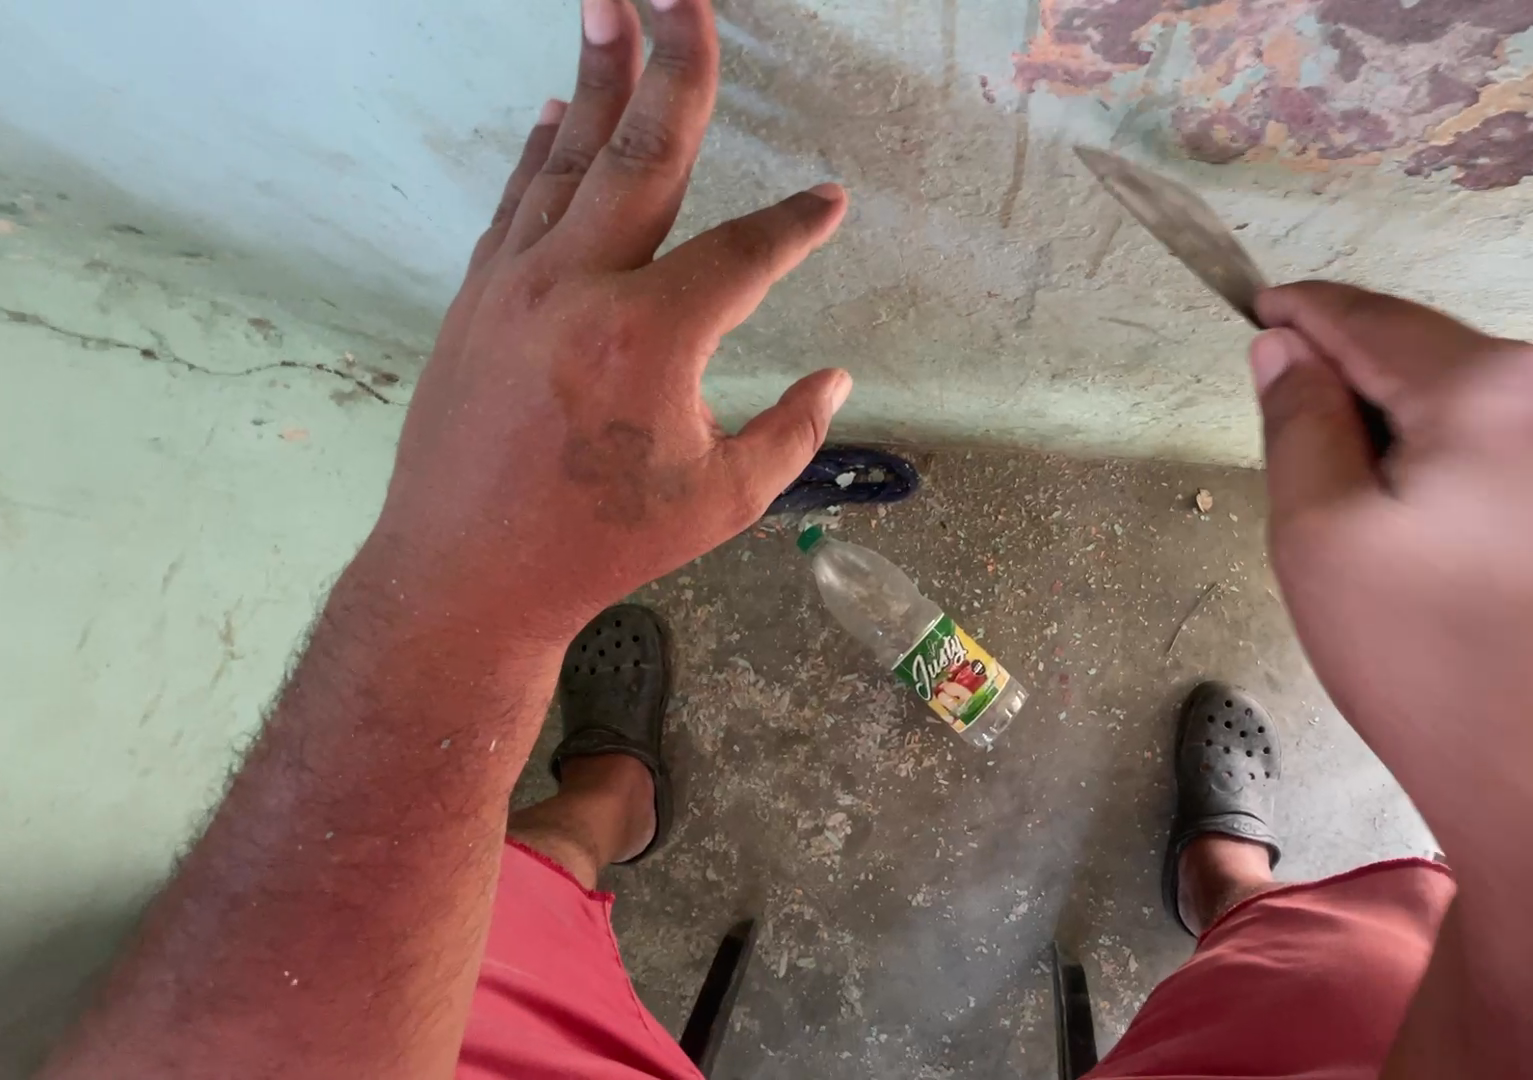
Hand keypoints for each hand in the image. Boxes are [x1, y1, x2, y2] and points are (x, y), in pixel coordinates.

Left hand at [370, 0, 848, 644]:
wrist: (470, 569)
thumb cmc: (610, 541)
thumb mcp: (727, 500)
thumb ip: (793, 433)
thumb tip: (837, 379)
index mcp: (653, 337)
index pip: (745, 255)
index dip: (798, 224)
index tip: (832, 200)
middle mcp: (580, 286)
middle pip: (644, 159)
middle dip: (677, 73)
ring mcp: (516, 282)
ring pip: (569, 161)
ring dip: (599, 80)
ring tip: (611, 5)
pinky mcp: (476, 296)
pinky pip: (520, 199)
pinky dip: (545, 149)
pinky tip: (560, 112)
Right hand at [1249, 282, 1532, 875]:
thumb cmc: (1428, 670)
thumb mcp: (1318, 540)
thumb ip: (1296, 424)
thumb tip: (1284, 348)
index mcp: (1502, 388)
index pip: (1373, 319)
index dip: (1306, 311)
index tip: (1263, 306)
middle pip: (1444, 365)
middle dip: (1367, 394)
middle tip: (1315, 468)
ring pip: (1502, 412)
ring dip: (1431, 438)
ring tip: (1396, 532)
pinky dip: (1491, 473)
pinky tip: (1472, 553)